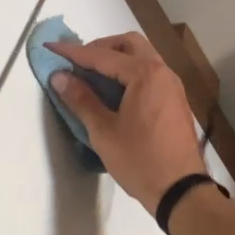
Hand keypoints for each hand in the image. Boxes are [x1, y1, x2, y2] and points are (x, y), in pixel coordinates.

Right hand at [45, 32, 208, 208]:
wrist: (181, 190)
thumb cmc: (140, 160)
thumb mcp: (104, 132)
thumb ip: (81, 100)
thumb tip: (60, 77)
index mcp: (145, 74)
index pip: (103, 55)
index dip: (74, 52)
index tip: (52, 47)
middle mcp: (163, 72)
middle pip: (129, 44)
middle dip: (101, 48)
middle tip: (78, 63)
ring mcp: (173, 86)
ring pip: (143, 57)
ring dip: (117, 60)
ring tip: (93, 78)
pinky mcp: (176, 101)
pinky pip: (151, 74)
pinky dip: (131, 74)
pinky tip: (115, 93)